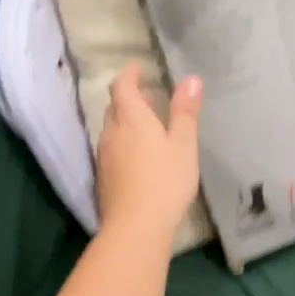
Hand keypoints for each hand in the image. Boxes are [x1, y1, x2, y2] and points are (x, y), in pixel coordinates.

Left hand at [95, 63, 202, 243]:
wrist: (135, 226)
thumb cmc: (165, 180)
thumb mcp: (183, 145)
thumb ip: (185, 112)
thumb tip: (191, 79)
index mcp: (131, 118)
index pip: (122, 86)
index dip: (129, 75)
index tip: (139, 69)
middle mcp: (111, 132)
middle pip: (115, 107)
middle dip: (129, 99)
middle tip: (148, 98)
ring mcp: (104, 156)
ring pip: (112, 130)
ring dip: (126, 123)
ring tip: (147, 128)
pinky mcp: (103, 178)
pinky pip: (112, 150)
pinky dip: (124, 144)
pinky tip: (139, 158)